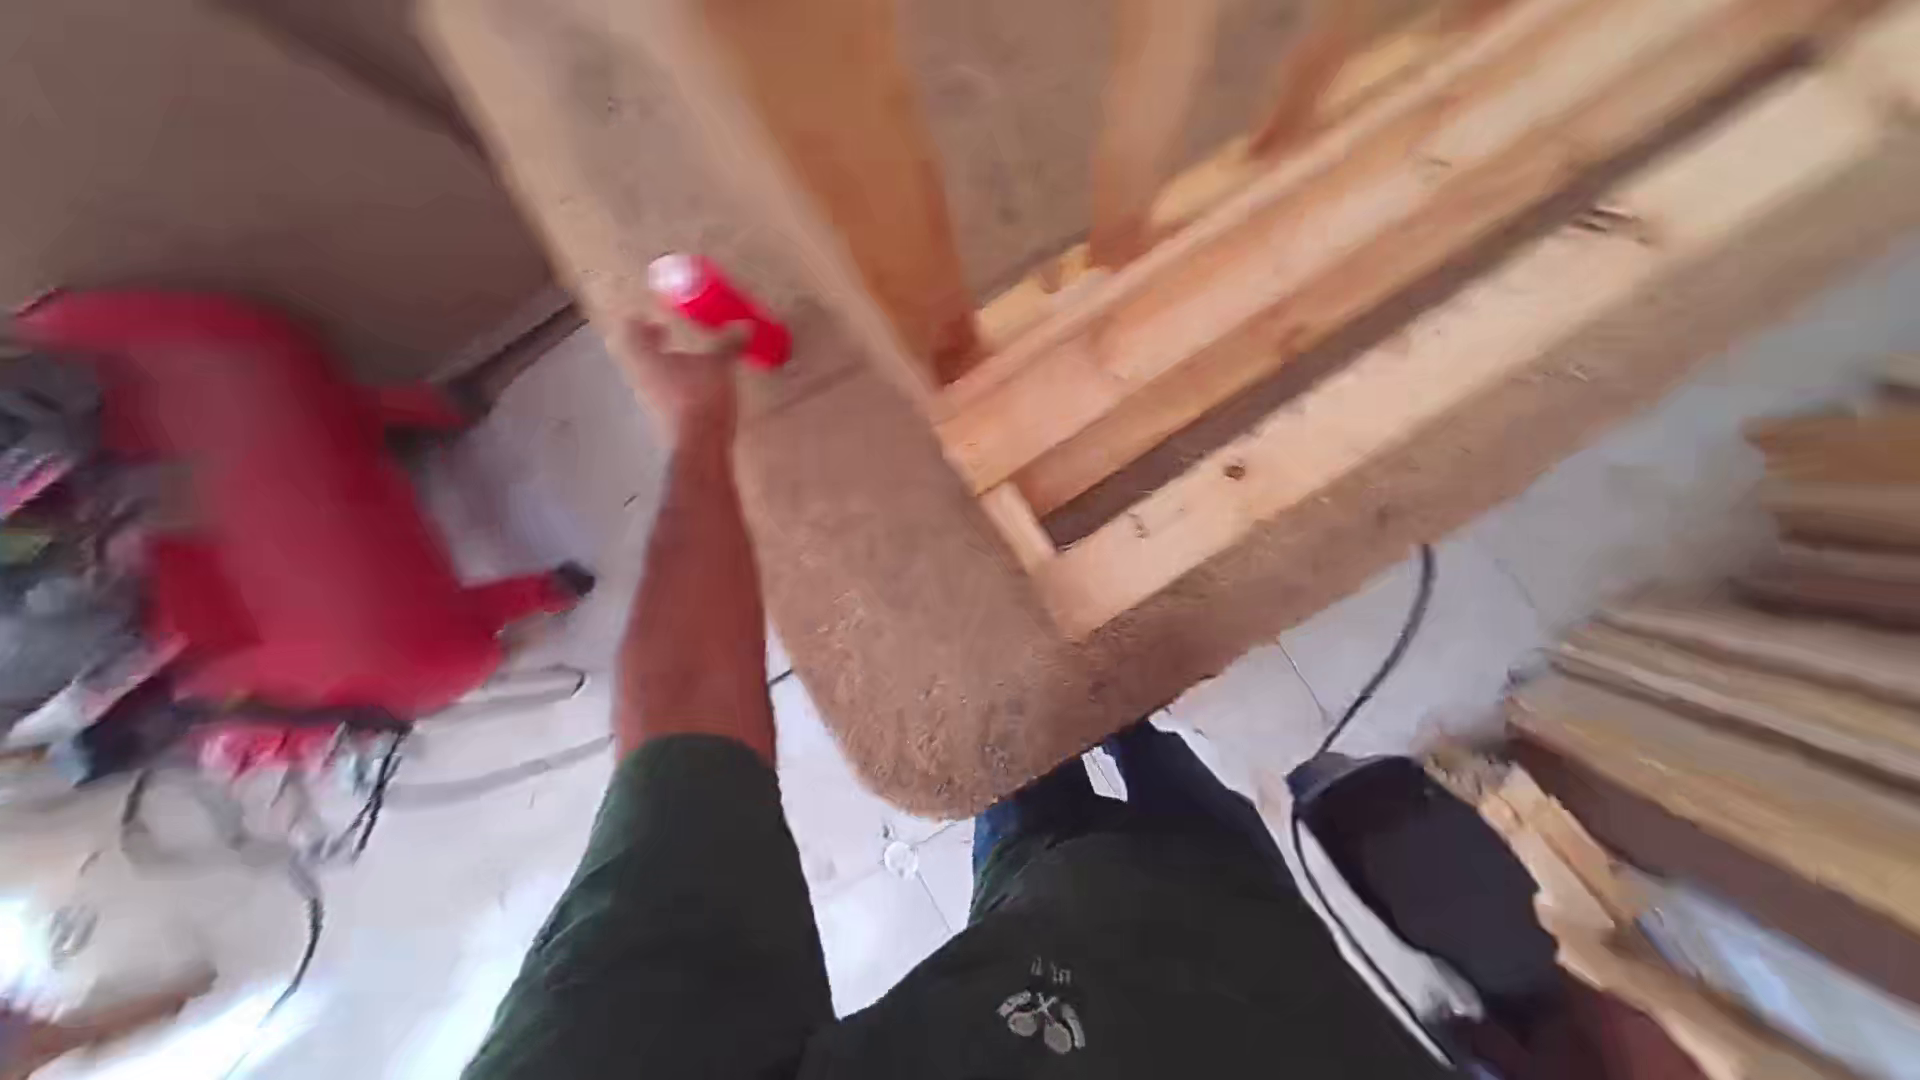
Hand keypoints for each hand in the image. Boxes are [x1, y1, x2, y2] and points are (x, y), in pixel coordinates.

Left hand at [616, 318, 745, 447]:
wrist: (699, 444)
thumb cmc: (701, 396)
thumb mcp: (719, 365)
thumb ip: (728, 345)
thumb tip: (745, 326)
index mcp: (646, 358)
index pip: (630, 332)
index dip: (638, 322)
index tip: (647, 317)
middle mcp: (641, 378)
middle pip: (637, 356)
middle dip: (651, 344)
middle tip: (662, 333)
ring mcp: (650, 402)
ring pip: (649, 377)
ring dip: (662, 366)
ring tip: (682, 361)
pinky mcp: (664, 421)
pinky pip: (663, 396)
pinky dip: (674, 386)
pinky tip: (693, 389)